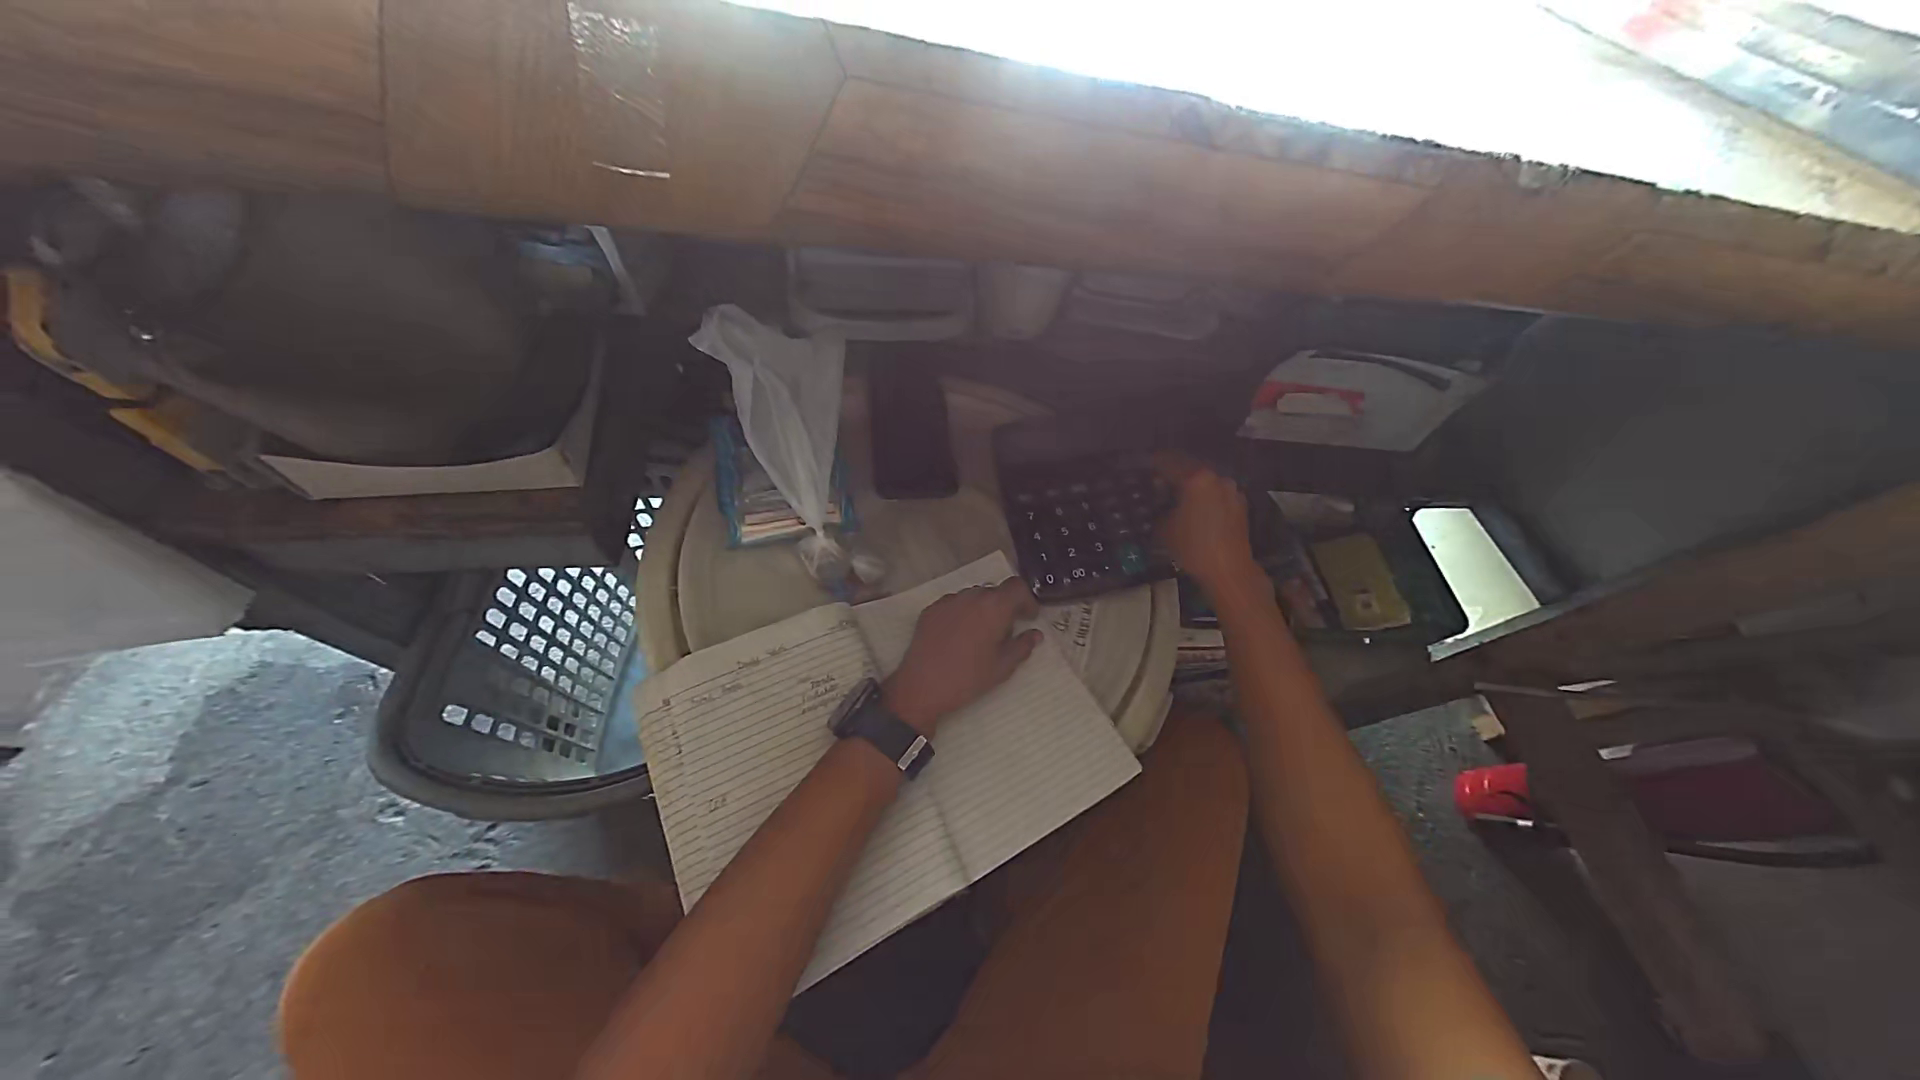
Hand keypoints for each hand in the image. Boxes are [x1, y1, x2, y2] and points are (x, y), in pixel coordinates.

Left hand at [884, 577, 1042, 735]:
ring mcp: (948, 601)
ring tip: (980, 635)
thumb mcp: (1003, 667)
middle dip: (1004, 607)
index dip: (1027, 600)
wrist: (922, 686)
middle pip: (994, 591)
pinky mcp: (931, 610)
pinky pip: (954, 605)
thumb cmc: (968, 677)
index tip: (1028, 617)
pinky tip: (958, 636)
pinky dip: (962, 614)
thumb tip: (1035, 634)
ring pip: (973, 597)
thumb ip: (1022, 646)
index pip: (1017, 587)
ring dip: (982, 609)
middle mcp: (971, 596)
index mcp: (994, 607)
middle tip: (1005, 631)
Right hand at [1154, 451, 1260, 596]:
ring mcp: (1231, 489)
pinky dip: (1204, 495)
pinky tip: (1195, 508)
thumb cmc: (1192, 547)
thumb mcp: (1164, 528)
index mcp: (1195, 478)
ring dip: (1190, 483)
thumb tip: (1159, 503)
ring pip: (1204, 479)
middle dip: (1172, 472)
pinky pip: (1216, 492)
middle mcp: (1215, 477)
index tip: (1142, 465)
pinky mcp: (1239, 503)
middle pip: (1188, 466)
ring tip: (1176, 495)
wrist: (1229, 570)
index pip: (1167, 461)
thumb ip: (1158, 509)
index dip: (1152, 462)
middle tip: (1157, 481)